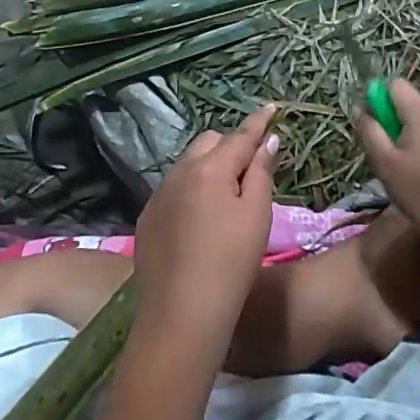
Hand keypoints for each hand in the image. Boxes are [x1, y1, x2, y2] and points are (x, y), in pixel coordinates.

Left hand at [134, 104, 279, 327]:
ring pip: (188, 164)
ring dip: (209, 166)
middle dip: (231, 144)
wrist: (182, 311)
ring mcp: (159, 194)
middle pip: (209, 142)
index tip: (272, 107)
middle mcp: (180, 172)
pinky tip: (200, 218)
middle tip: (251, 165)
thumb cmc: (232, 262)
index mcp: (210, 168)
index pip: (240, 136)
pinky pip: (173, 188)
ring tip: (226, 192)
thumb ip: (261, 172)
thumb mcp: (257, 215)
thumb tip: (267, 141)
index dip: (259, 121)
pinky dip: (191, 189)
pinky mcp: (148, 216)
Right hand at [354, 80, 419, 240]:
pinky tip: (418, 175)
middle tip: (383, 152)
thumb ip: (369, 130)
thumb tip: (359, 108)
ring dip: (404, 136)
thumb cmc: (419, 190)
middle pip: (408, 104)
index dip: (379, 98)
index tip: (373, 124)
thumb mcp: (384, 161)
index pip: (396, 85)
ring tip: (400, 168)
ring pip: (419, 122)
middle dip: (391, 120)